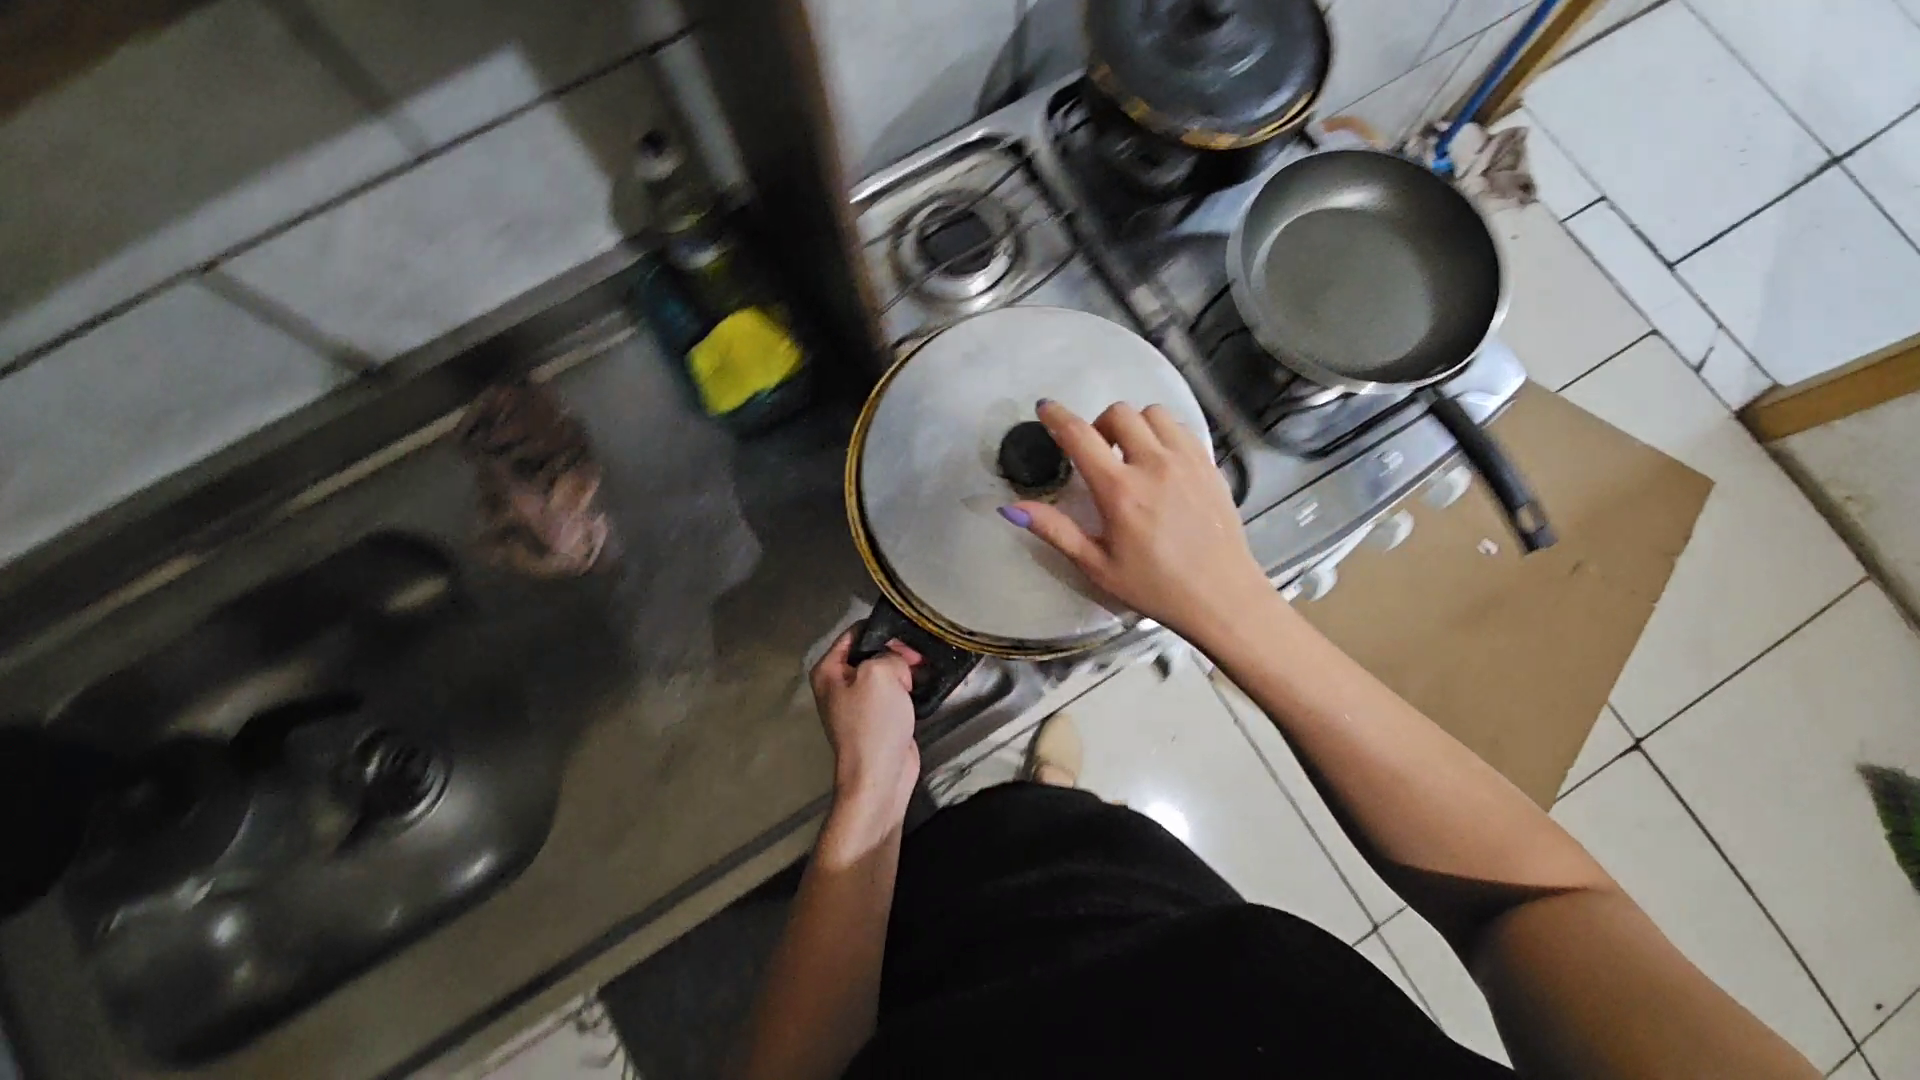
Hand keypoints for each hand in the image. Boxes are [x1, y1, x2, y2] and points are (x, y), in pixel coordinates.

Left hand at [809, 630, 921, 838]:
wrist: (879, 775)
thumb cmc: (873, 723)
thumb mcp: (879, 673)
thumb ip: (890, 655)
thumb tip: (899, 665)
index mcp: (828, 670)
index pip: (855, 632)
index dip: (883, 630)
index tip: (907, 634)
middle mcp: (839, 684)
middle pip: (872, 652)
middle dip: (897, 652)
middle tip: (918, 658)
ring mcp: (859, 702)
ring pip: (886, 672)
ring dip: (905, 671)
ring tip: (924, 671)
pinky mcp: (878, 717)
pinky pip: (894, 692)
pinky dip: (909, 688)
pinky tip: (923, 687)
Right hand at [1001, 401, 1271, 643]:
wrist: (1222, 596)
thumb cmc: (1155, 586)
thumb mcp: (1097, 565)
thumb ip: (1055, 530)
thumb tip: (1012, 507)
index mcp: (1119, 491)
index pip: (1079, 436)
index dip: (1056, 417)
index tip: (1045, 408)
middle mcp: (1153, 465)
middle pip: (1119, 413)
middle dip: (1099, 424)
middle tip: (1097, 452)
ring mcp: (1186, 461)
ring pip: (1153, 413)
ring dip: (1134, 425)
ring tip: (1130, 454)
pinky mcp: (1209, 465)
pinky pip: (1181, 428)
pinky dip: (1163, 433)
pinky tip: (1159, 462)